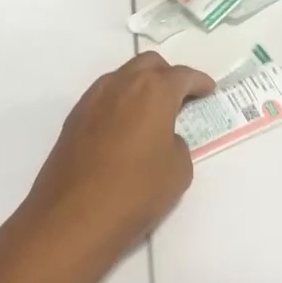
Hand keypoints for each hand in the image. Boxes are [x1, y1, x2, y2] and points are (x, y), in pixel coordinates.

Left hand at [13, 52, 214, 267]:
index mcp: (153, 90)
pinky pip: (103, 99)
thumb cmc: (136, 191)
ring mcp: (91, 99)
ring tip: (151, 114)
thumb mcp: (178, 170)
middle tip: (180, 99)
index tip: (207, 89)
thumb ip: (177, 144)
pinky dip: (120, 104)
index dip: (198, 82)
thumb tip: (163, 139)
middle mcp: (120, 84)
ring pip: (122, 78)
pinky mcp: (73, 119)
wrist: (73, 217)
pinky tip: (125, 129)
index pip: (182, 75)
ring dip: (140, 87)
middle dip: (167, 76)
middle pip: (148, 65)